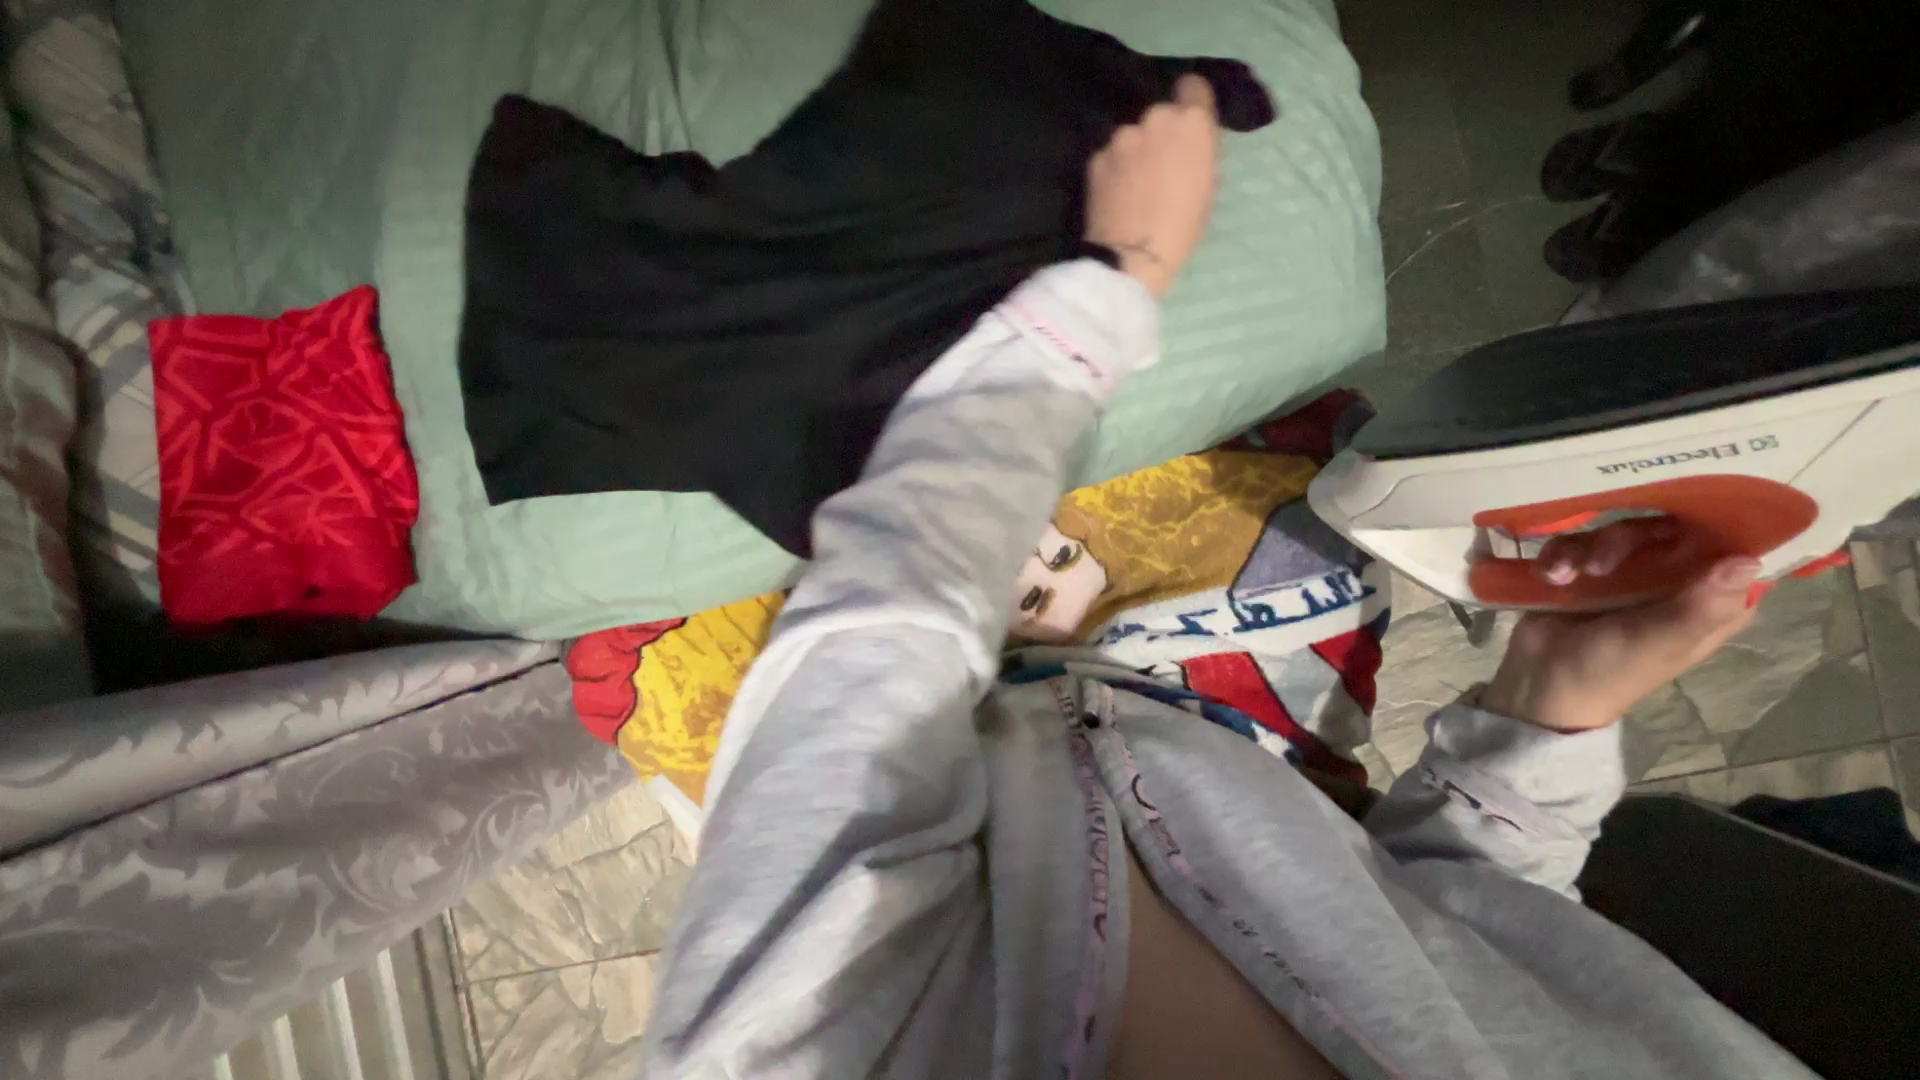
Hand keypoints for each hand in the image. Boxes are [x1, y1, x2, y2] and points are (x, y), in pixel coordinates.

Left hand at [1084, 74, 1221, 296]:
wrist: (1131, 257)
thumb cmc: (1181, 227)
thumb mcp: (1208, 185)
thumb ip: (1199, 150)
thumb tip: (1190, 141)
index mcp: (1192, 122)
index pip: (1192, 86)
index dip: (1190, 103)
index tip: (1187, 124)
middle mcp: (1155, 118)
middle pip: (1159, 113)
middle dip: (1159, 133)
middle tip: (1158, 165)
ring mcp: (1121, 136)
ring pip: (1131, 136)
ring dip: (1133, 151)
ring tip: (1133, 185)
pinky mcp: (1096, 157)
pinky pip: (1109, 156)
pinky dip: (1112, 169)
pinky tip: (1114, 194)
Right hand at [1478, 519, 1763, 732]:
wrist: (1543, 684)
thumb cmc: (1613, 670)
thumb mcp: (1660, 641)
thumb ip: (1700, 606)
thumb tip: (1744, 560)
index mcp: (1710, 599)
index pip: (1730, 546)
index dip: (1714, 524)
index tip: (1685, 507)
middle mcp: (1674, 580)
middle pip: (1664, 529)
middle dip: (1626, 538)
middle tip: (1600, 564)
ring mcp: (1626, 574)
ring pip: (1615, 531)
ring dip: (1584, 549)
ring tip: (1567, 576)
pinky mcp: (1581, 572)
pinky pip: (1573, 542)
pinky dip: (1558, 555)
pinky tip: (1551, 577)